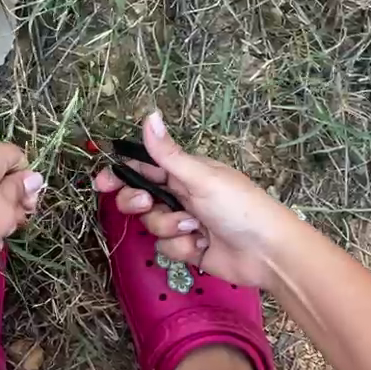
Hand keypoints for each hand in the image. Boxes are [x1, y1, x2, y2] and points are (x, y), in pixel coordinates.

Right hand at [93, 110, 302, 289]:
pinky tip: (201, 246)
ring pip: (151, 224)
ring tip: (194, 229)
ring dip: (169, 228)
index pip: (141, 166)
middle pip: (138, 197)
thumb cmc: (239, 207)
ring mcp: (183, 222)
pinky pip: (165, 247)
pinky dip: (181, 248)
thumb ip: (167, 153)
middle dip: (138, 203)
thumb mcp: (201, 177)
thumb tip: (149, 114)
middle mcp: (180, 194)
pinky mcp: (187, 248)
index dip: (118, 174)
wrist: (269, 254)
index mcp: (183, 171)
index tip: (101, 184)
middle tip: (148, 204)